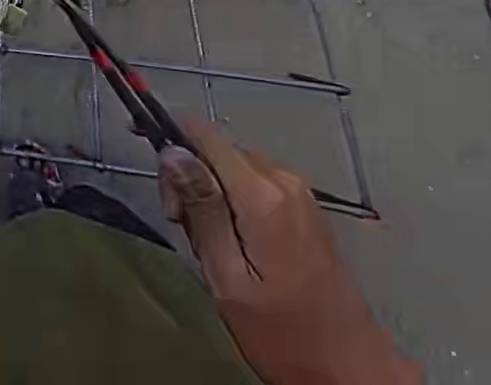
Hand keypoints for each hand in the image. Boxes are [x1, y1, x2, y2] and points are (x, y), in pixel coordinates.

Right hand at [159, 118, 419, 384]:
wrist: (353, 370)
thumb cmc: (281, 332)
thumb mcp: (226, 276)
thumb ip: (200, 209)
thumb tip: (171, 152)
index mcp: (262, 196)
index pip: (204, 133)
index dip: (166, 129)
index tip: (138, 138)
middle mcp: (283, 180)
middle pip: (213, 148)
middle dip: (187, 176)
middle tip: (181, 226)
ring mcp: (298, 191)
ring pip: (230, 163)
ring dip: (207, 189)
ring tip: (208, 240)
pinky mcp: (303, 204)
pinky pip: (251, 179)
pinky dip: (229, 197)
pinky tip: (230, 235)